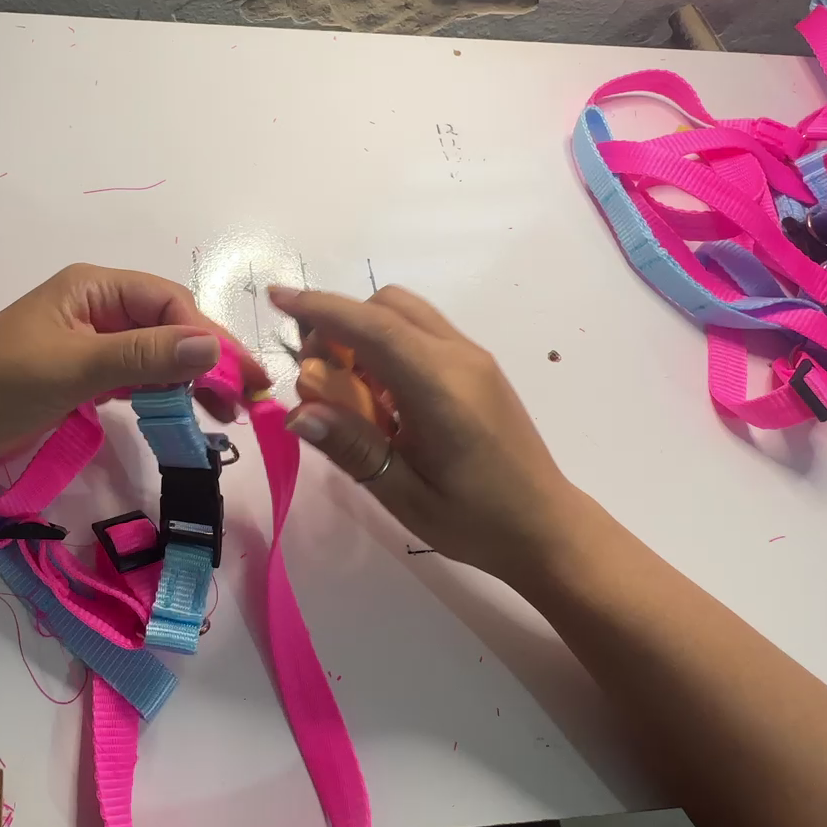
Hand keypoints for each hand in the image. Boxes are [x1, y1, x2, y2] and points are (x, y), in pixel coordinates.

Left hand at [0, 264, 267, 478]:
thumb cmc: (1, 384)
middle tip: (247, 399)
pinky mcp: (87, 372)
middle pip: (169, 326)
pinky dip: (162, 394)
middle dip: (207, 359)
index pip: (168, 303)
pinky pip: (137, 376)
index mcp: (95, 288)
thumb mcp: (74, 367)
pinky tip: (185, 412)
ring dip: (190, 379)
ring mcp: (93, 341)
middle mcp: (99, 307)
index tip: (240, 378)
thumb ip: (143, 356)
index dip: (208, 337)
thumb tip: (213, 347)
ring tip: (226, 413)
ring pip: (157, 353)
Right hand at [267, 284, 597, 582]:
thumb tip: (298, 413)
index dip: (321, 308)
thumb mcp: (405, 495)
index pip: (372, 327)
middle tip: (317, 375)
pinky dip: (387, 343)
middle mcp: (459, 357)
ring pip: (405, 312)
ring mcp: (472, 357)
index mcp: (440, 387)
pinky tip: (382, 394)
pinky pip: (421, 331)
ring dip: (363, 330)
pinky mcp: (476, 366)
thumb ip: (352, 447)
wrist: (548, 528)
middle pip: (386, 306)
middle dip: (339, 322)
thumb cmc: (476, 520)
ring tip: (347, 385)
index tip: (278, 297)